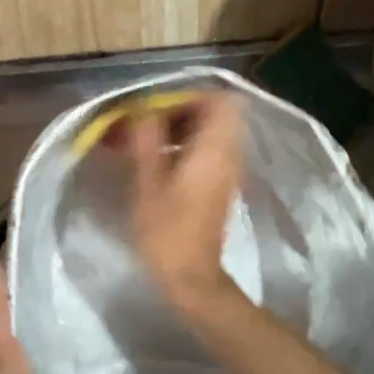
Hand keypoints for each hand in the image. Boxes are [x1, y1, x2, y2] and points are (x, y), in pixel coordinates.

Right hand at [124, 91, 247, 308]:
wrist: (192, 279)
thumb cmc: (167, 230)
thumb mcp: (147, 181)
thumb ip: (147, 139)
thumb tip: (144, 109)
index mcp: (214, 147)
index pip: (221, 100)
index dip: (191, 95)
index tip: (160, 106)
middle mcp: (228, 153)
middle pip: (213, 113)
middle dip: (178, 110)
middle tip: (147, 123)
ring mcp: (227, 170)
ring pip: (209, 131)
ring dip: (178, 128)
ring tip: (144, 140)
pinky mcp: (220, 184)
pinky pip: (207, 149)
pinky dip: (184, 146)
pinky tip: (155, 161)